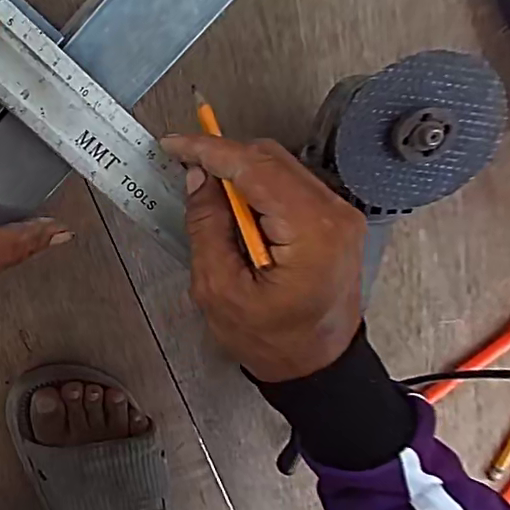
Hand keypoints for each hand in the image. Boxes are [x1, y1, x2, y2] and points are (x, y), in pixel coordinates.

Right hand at [159, 134, 365, 381]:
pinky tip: (227, 198)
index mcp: (309, 232)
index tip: (173, 145)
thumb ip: (207, 227)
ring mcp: (336, 214)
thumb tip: (198, 179)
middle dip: (219, 154)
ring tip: (199, 183)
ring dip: (234, 167)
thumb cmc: (269, 337)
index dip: (209, 150)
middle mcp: (332, 214)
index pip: (254, 169)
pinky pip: (286, 182)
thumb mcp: (219, 287)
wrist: (314, 364)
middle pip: (268, 157)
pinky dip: (251, 181)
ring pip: (277, 164)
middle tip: (179, 162)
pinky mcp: (330, 218)